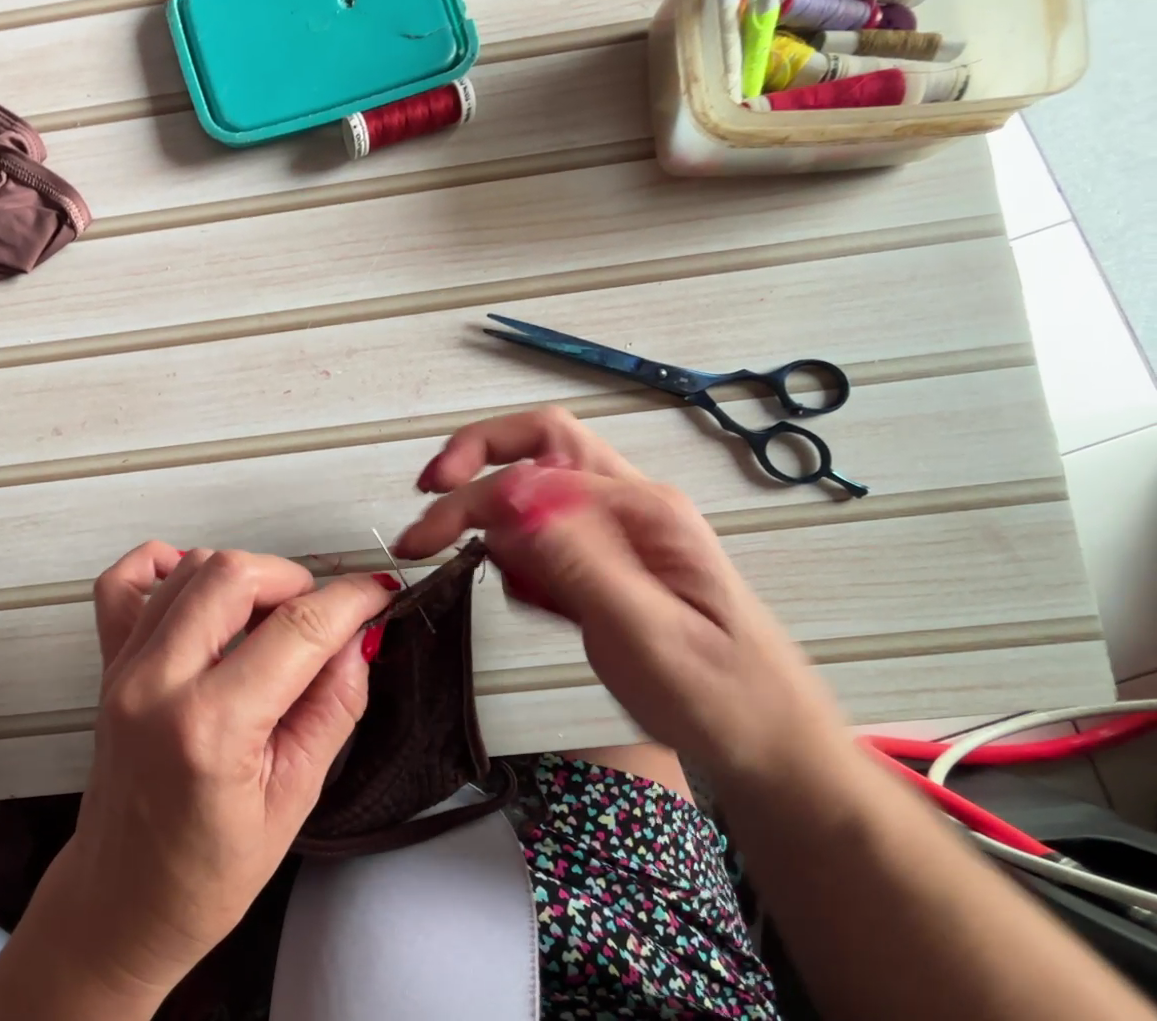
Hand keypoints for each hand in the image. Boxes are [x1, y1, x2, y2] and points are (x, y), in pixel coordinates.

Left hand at [27, 543, 393, 1008]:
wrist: (124, 900)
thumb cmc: (203, 875)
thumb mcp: (294, 799)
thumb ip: (332, 706)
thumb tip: (358, 640)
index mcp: (209, 728)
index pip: (296, 629)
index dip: (350, 602)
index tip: (376, 596)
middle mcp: (156, 684)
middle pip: (232, 574)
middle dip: (294, 581)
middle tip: (323, 617)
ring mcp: (124, 669)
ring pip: (188, 567)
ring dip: (243, 578)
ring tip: (270, 621)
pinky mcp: (108, 666)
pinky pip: (125, 581)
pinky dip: (167, 566)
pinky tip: (200, 591)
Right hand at [393, 408, 843, 775]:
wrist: (768, 744)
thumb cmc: (720, 696)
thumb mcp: (646, 632)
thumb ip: (577, 558)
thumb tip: (509, 497)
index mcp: (644, 512)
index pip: (535, 474)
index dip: (469, 497)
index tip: (421, 539)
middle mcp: (630, 506)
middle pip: (541, 445)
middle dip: (475, 458)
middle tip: (427, 495)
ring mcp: (618, 532)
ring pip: (536, 488)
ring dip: (495, 514)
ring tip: (485, 567)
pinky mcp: (605, 563)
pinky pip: (545, 537)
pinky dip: (519, 555)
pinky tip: (532, 599)